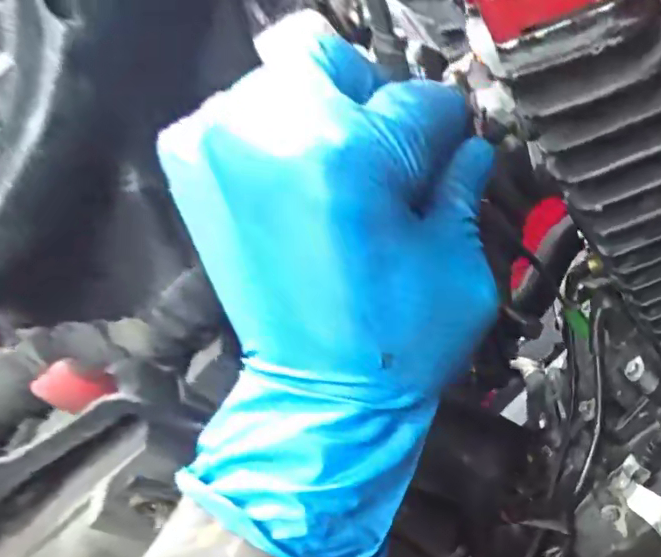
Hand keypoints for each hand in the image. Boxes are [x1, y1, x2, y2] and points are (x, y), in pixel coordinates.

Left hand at [158, 13, 496, 556]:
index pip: (414, 101)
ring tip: (359, 180)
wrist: (328, 393)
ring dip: (330, 118)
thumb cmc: (401, 342)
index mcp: (350, 156)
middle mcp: (269, 129)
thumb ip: (461, 193)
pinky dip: (288, 139)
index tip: (461, 134)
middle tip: (401, 150)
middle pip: (330, 58)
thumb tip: (469, 149)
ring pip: (285, 82)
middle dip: (376, 99)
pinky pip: (247, 115)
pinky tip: (317, 191)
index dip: (449, 119)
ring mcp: (217, 140)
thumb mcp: (461, 269)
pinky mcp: (191, 163)